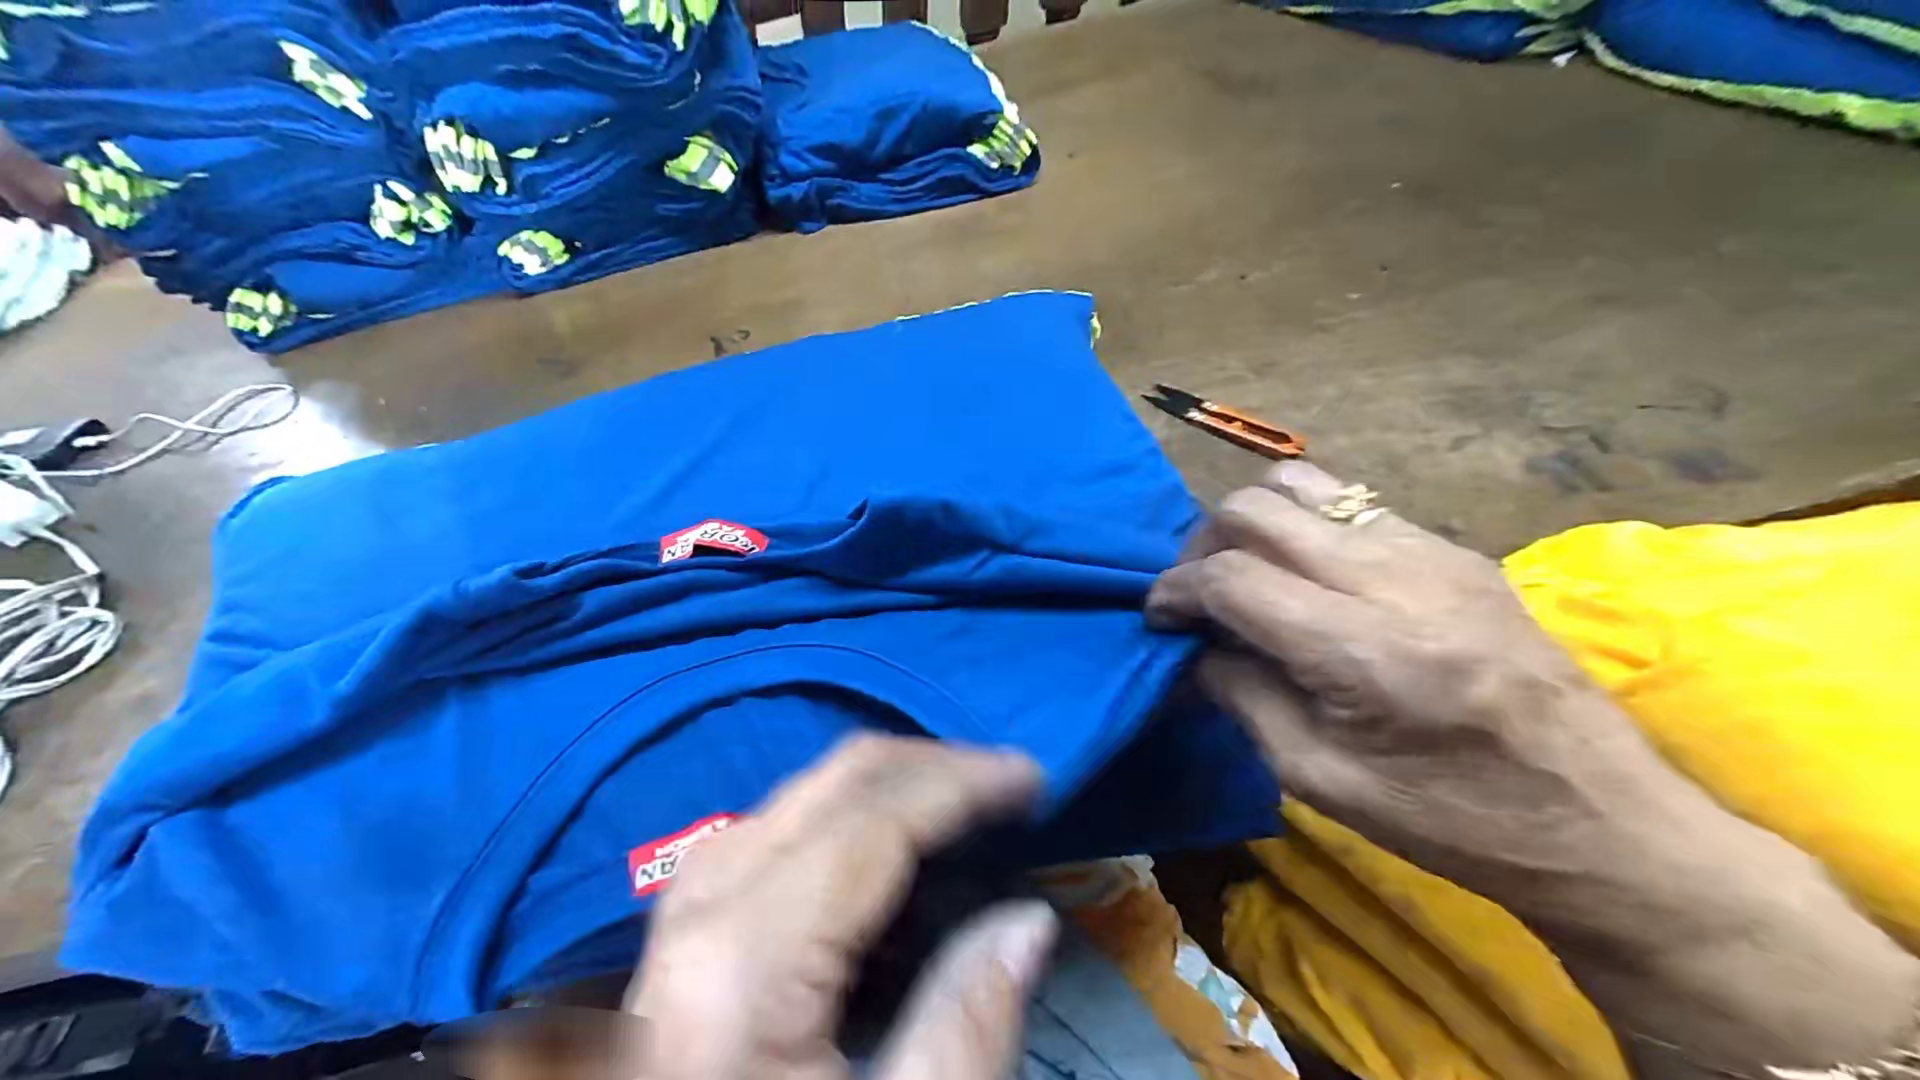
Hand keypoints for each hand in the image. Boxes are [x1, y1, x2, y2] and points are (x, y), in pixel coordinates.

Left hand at [625, 734, 1055, 1079]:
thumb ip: (967, 1023)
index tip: (1031, 776)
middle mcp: (703, 911)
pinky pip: (774, 835)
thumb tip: (1029, 917)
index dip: (961, 784)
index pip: (871, 822)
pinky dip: (844, 820)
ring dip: (887, 787)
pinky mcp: (685, 938)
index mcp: (746, 962)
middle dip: (928, 766)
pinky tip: (884, 847)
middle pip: (828, 785)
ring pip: (798, 799)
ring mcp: (683, 918)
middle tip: (1005, 783)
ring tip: (960, 802)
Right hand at [1150, 461, 1919, 1077]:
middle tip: (1196, 595)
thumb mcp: (1317, 779)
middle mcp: (1397, 580)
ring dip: (1250, 522)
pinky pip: (1348, 502)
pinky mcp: (1455, 549)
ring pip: (1300, 484)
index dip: (1175, 590)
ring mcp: (1433, 552)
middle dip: (1203, 545)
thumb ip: (1239, 695)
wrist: (1608, 822)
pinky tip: (1304, 575)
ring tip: (1243, 572)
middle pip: (1256, 509)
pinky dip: (1300, 524)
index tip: (1158, 618)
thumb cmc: (1452, 821)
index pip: (1232, 577)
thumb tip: (1191, 646)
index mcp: (1365, 653)